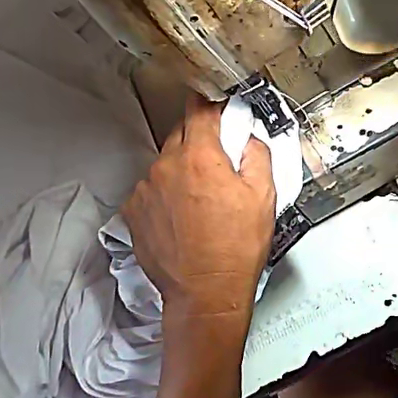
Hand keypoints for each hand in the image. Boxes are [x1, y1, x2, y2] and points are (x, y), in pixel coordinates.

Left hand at [122, 96, 276, 321]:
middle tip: (216, 161)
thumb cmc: (234, 250)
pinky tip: (181, 215)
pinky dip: (163, 194)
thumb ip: (257, 154)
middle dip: (198, 141)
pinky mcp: (134, 211)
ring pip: (164, 163)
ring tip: (199, 200)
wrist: (205, 292)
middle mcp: (166, 167)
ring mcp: (146, 189)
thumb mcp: (263, 196)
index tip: (216, 107)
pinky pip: (150, 190)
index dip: (211, 105)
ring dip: (180, 171)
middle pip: (180, 134)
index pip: (199, 109)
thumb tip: (249, 137)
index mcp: (199, 157)